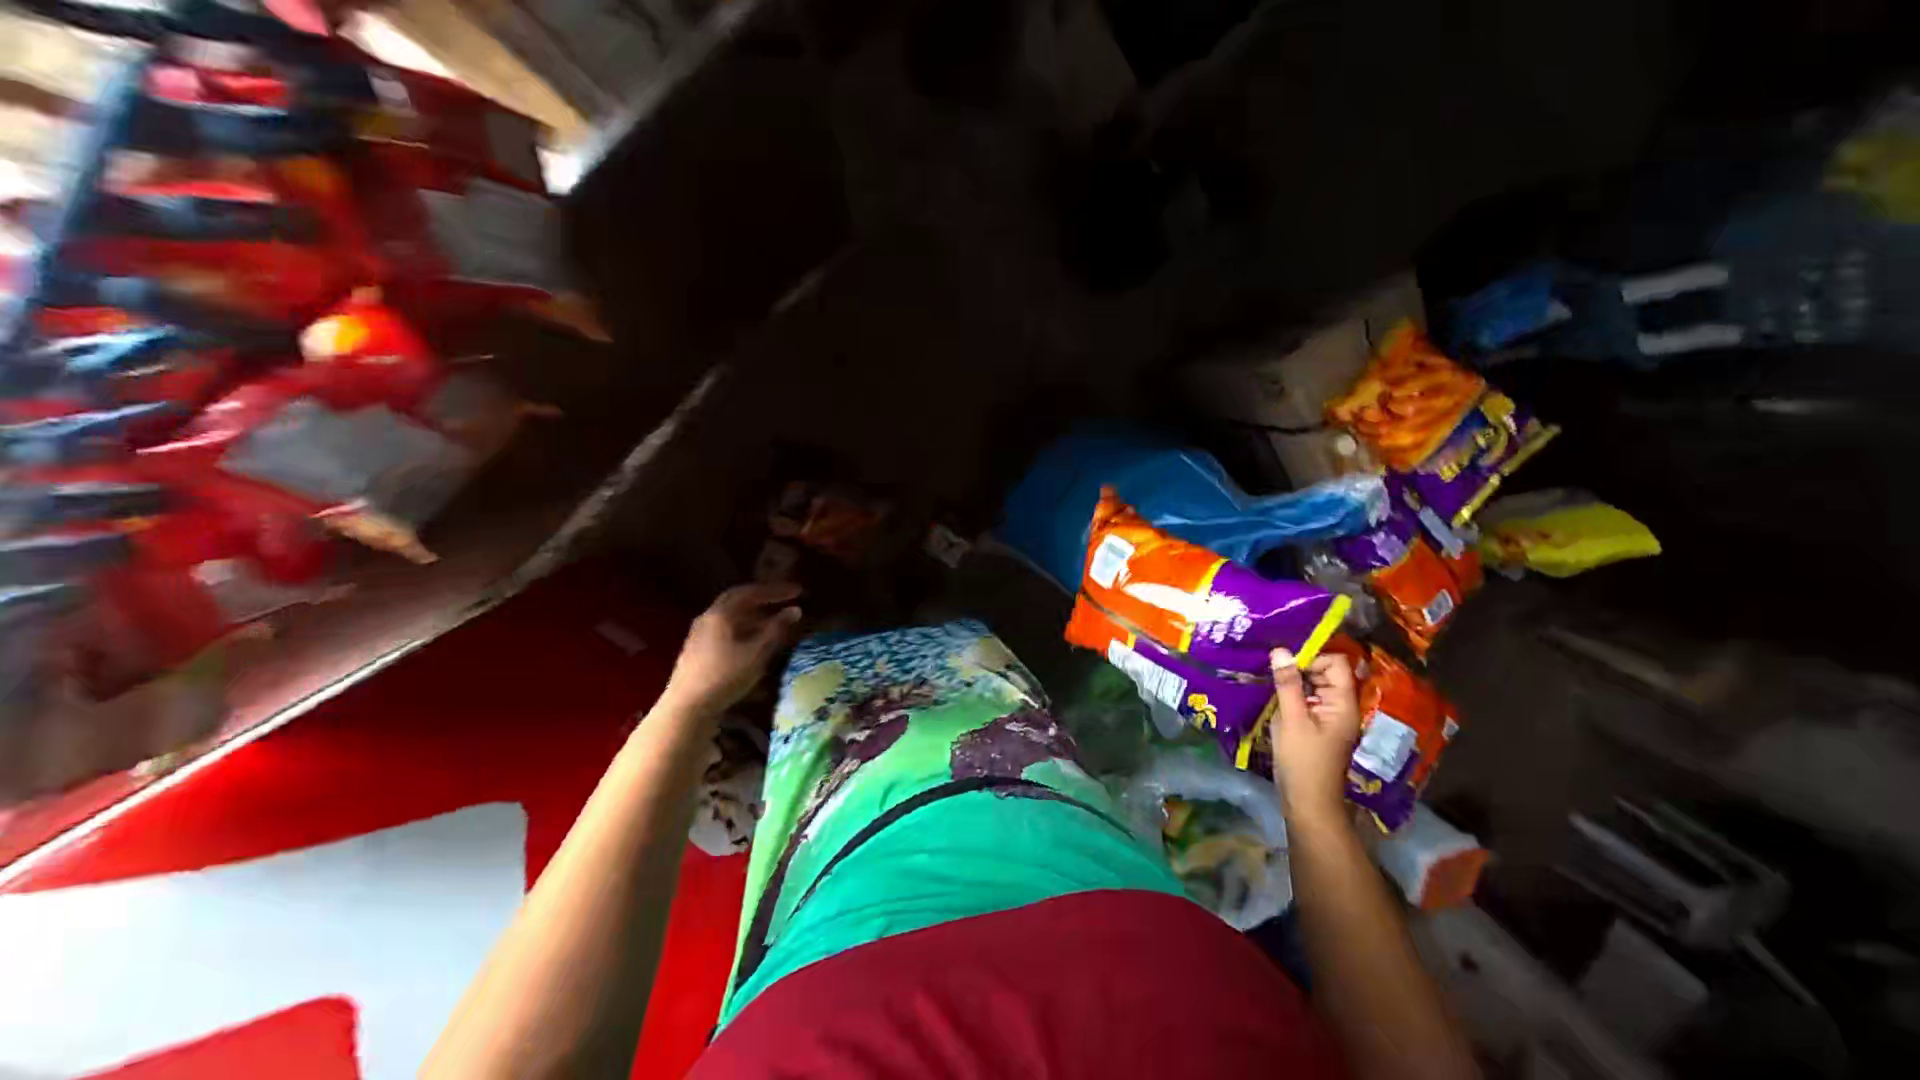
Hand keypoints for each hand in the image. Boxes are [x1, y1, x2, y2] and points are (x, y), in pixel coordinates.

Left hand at [660, 583, 802, 714]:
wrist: (687, 709)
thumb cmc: (724, 677)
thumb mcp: (756, 654)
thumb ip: (776, 630)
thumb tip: (795, 610)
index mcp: (720, 614)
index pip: (750, 592)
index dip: (775, 591)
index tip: (797, 591)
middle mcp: (707, 619)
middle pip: (737, 601)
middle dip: (762, 600)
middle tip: (784, 600)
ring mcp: (699, 635)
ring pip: (731, 618)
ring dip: (754, 617)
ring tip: (774, 624)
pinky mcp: (697, 651)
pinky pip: (725, 631)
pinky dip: (744, 630)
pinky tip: (754, 644)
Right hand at [1268, 649, 1362, 831]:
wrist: (1308, 802)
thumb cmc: (1302, 760)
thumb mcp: (1291, 719)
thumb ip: (1287, 683)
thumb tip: (1280, 651)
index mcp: (1344, 703)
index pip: (1336, 663)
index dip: (1312, 657)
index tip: (1284, 663)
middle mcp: (1342, 707)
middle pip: (1326, 673)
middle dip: (1300, 667)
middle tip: (1272, 670)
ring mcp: (1330, 718)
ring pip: (1315, 686)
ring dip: (1294, 682)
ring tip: (1269, 682)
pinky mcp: (1317, 727)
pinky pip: (1308, 701)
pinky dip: (1292, 696)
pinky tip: (1274, 700)